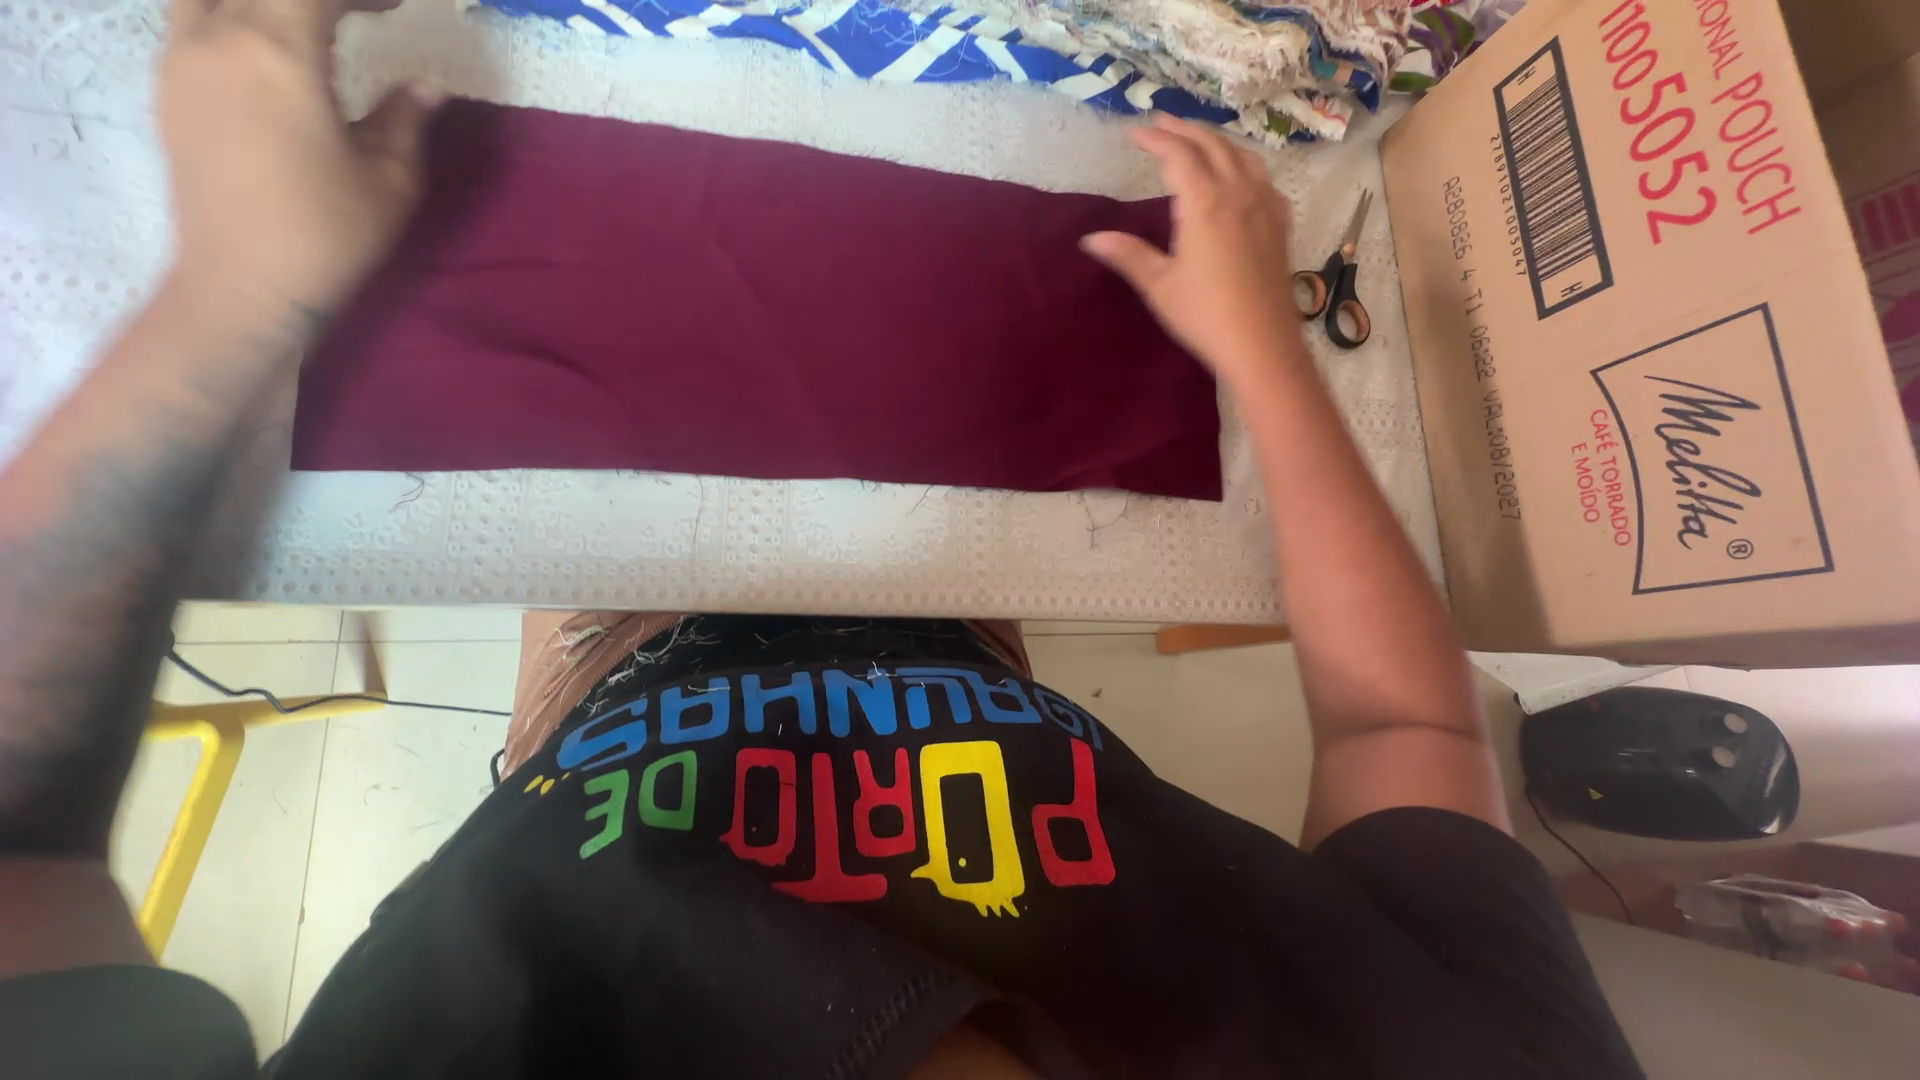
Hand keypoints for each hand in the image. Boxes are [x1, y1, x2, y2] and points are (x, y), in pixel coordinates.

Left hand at [160, 0, 437, 321]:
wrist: (247, 279)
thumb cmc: (331, 231)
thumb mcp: (391, 179)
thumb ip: (406, 119)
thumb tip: (427, 85)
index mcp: (278, 53)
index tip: (398, 8)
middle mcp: (217, 37)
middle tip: (363, 12)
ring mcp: (181, 57)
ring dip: (265, 2)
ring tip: (311, 23)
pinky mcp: (168, 84)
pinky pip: (191, 15)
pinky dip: (233, 14)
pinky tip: (270, 46)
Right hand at [1082, 115, 1304, 387]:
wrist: (1262, 344)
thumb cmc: (1205, 316)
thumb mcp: (1160, 286)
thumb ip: (1128, 255)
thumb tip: (1091, 239)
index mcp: (1206, 203)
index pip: (1178, 155)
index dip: (1155, 139)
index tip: (1134, 132)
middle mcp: (1238, 192)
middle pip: (1212, 145)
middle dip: (1184, 130)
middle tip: (1161, 123)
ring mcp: (1265, 205)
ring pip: (1242, 155)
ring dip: (1217, 140)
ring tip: (1198, 139)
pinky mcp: (1280, 223)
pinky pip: (1263, 177)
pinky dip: (1244, 163)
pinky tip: (1240, 175)